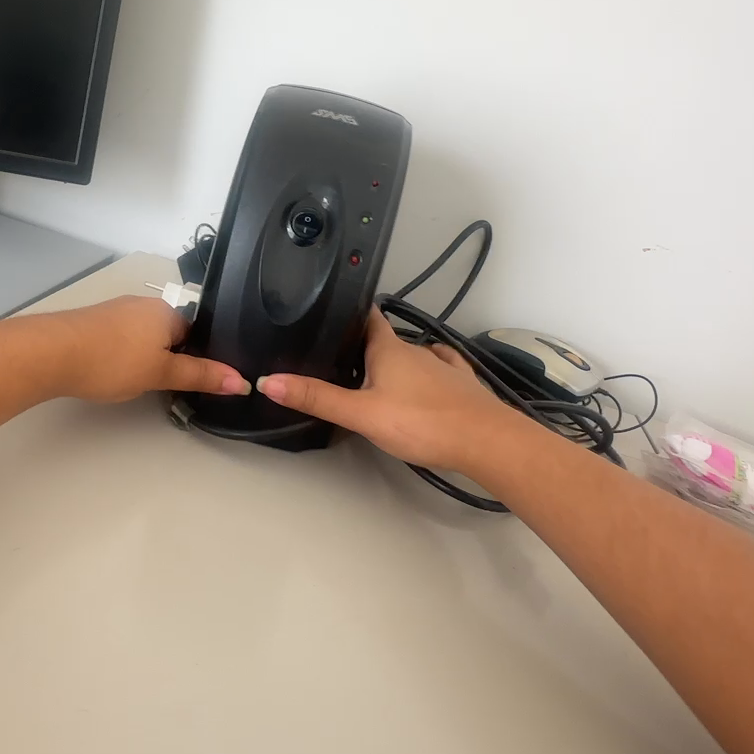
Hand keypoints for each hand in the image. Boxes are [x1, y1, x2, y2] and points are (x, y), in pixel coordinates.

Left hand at [47, 296, 251, 402]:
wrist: (53, 352)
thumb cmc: (113, 361)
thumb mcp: (162, 374)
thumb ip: (200, 376)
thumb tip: (241, 381)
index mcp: (167, 311)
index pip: (196, 333)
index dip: (197, 359)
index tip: (190, 382)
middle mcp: (144, 304)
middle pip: (169, 333)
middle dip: (169, 358)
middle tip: (163, 386)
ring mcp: (117, 310)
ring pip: (143, 336)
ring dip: (144, 357)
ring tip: (135, 382)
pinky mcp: (95, 321)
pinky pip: (121, 338)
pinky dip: (123, 354)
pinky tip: (113, 371)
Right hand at [255, 309, 517, 474]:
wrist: (485, 441)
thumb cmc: (422, 422)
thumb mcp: (361, 414)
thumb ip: (317, 398)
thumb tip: (268, 381)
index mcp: (388, 349)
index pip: (366, 317)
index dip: (349, 312)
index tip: (330, 313)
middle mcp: (416, 350)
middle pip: (385, 339)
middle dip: (364, 345)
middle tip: (340, 358)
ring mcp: (442, 366)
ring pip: (412, 355)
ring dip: (394, 361)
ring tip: (374, 376)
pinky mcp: (462, 385)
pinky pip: (441, 368)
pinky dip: (428, 371)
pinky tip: (427, 378)